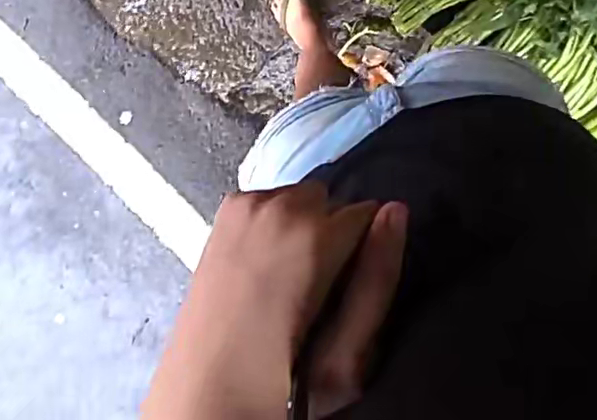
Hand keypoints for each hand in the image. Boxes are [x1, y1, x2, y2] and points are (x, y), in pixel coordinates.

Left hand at [142, 182, 406, 419]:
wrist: (199, 405)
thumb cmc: (278, 390)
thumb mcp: (346, 359)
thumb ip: (378, 279)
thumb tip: (397, 210)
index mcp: (310, 237)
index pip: (368, 212)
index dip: (364, 251)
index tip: (346, 288)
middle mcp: (279, 205)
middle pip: (333, 200)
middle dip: (333, 233)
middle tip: (316, 287)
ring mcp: (247, 203)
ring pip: (302, 196)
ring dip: (305, 224)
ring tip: (288, 277)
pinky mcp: (226, 207)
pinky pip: (272, 198)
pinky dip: (276, 219)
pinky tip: (263, 262)